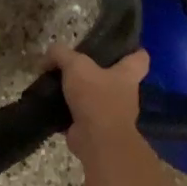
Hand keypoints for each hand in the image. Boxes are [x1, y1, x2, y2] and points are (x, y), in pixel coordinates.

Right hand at [45, 44, 149, 166]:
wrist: (98, 139)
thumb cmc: (96, 97)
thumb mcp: (75, 65)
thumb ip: (60, 54)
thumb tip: (47, 59)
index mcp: (126, 76)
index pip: (139, 58)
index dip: (132, 50)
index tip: (118, 46)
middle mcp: (123, 93)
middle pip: (112, 76)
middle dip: (93, 71)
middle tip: (70, 63)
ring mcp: (110, 112)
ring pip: (93, 95)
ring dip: (76, 90)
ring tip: (53, 81)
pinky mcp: (94, 127)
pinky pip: (79, 112)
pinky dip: (65, 108)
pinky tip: (48, 101)